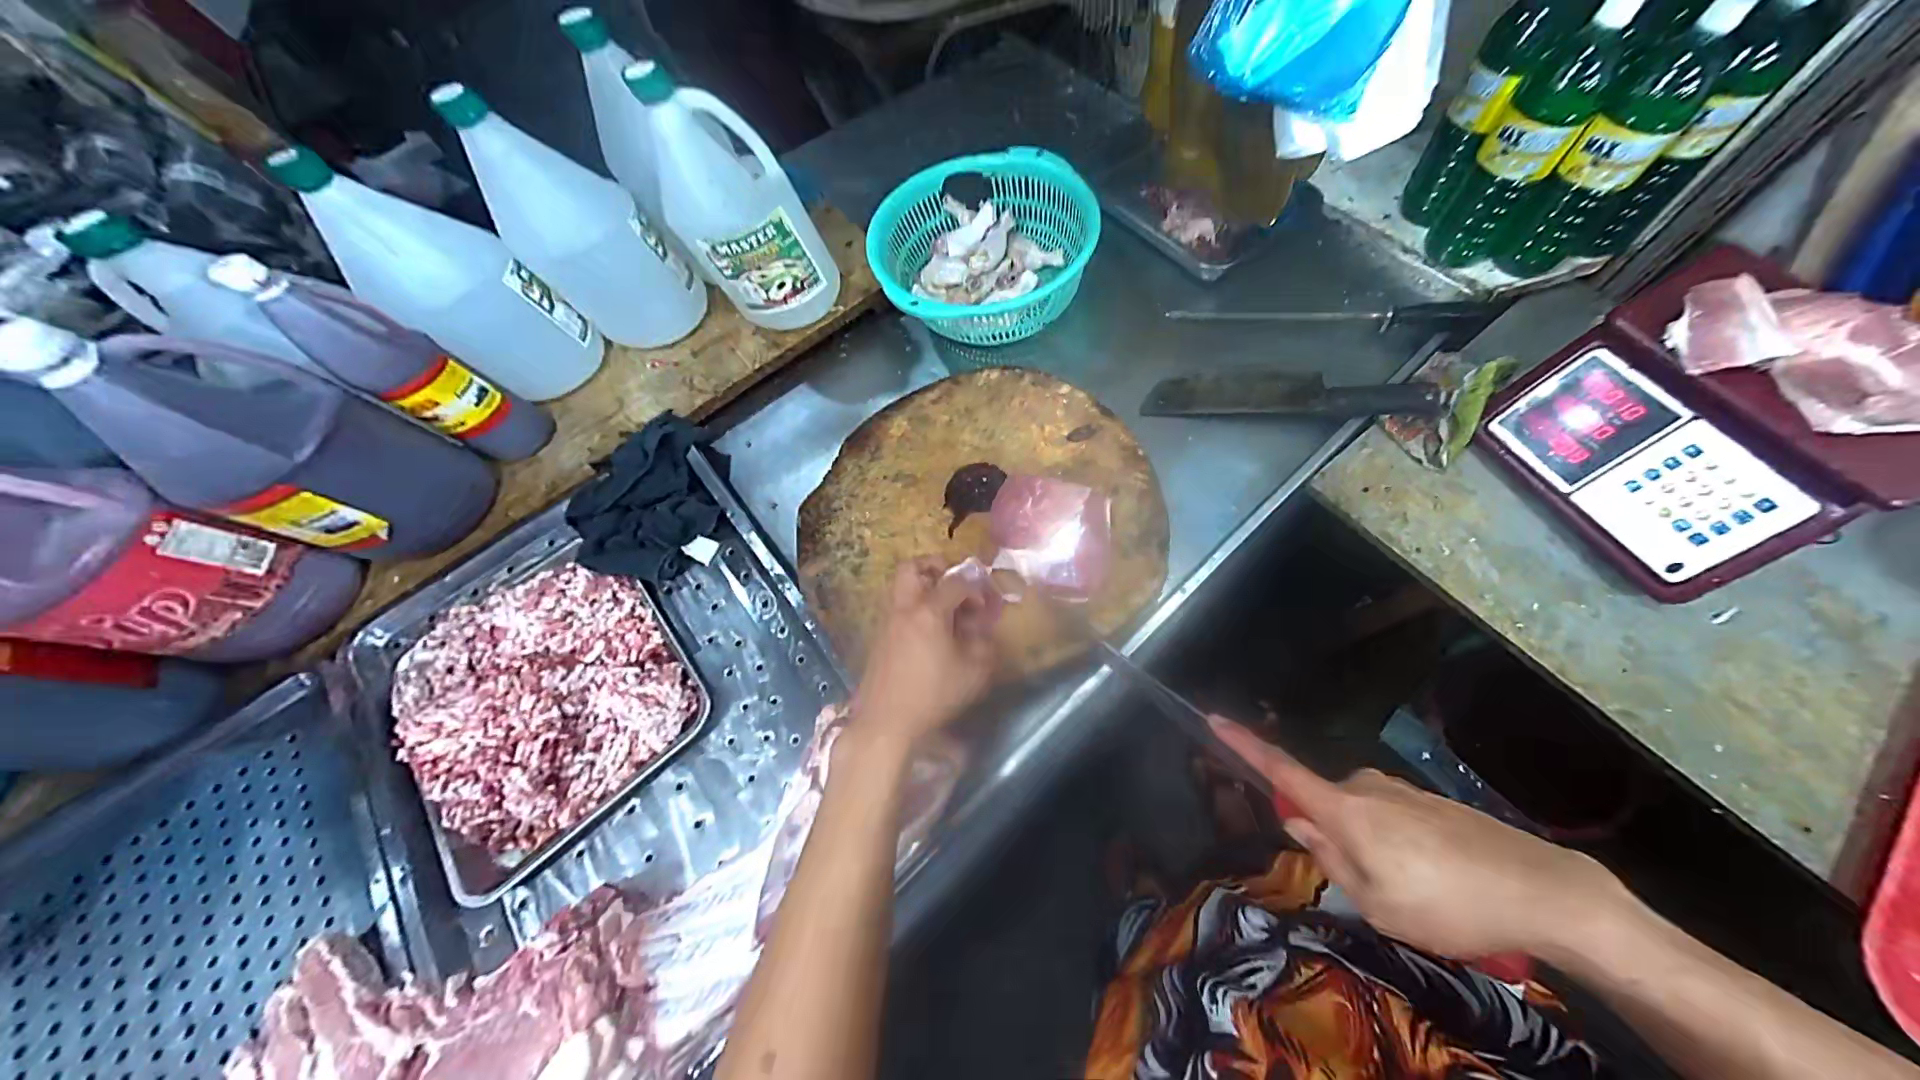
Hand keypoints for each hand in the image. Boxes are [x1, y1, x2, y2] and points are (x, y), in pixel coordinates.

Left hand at [849, 558, 996, 751]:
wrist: (886, 721)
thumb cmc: (933, 695)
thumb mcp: (973, 671)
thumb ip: (983, 642)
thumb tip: (981, 626)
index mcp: (929, 611)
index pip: (955, 581)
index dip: (975, 587)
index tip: (984, 605)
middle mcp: (904, 608)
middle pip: (912, 567)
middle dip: (935, 566)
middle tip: (953, 582)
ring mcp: (887, 622)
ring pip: (900, 586)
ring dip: (922, 587)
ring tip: (943, 610)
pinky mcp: (878, 638)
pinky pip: (896, 607)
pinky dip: (913, 607)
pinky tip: (928, 633)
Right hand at [1211, 716, 1630, 962]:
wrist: (1548, 894)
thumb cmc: (1449, 906)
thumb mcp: (1376, 904)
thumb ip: (1328, 858)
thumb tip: (1297, 820)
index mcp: (1345, 809)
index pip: (1281, 770)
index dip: (1244, 745)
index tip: (1213, 719)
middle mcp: (1366, 786)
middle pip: (1323, 802)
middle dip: (1328, 835)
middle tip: (1369, 889)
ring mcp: (1401, 790)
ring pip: (1359, 813)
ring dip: (1366, 844)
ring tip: (1415, 894)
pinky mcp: (1431, 801)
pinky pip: (1390, 815)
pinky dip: (1396, 844)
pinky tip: (1437, 881)